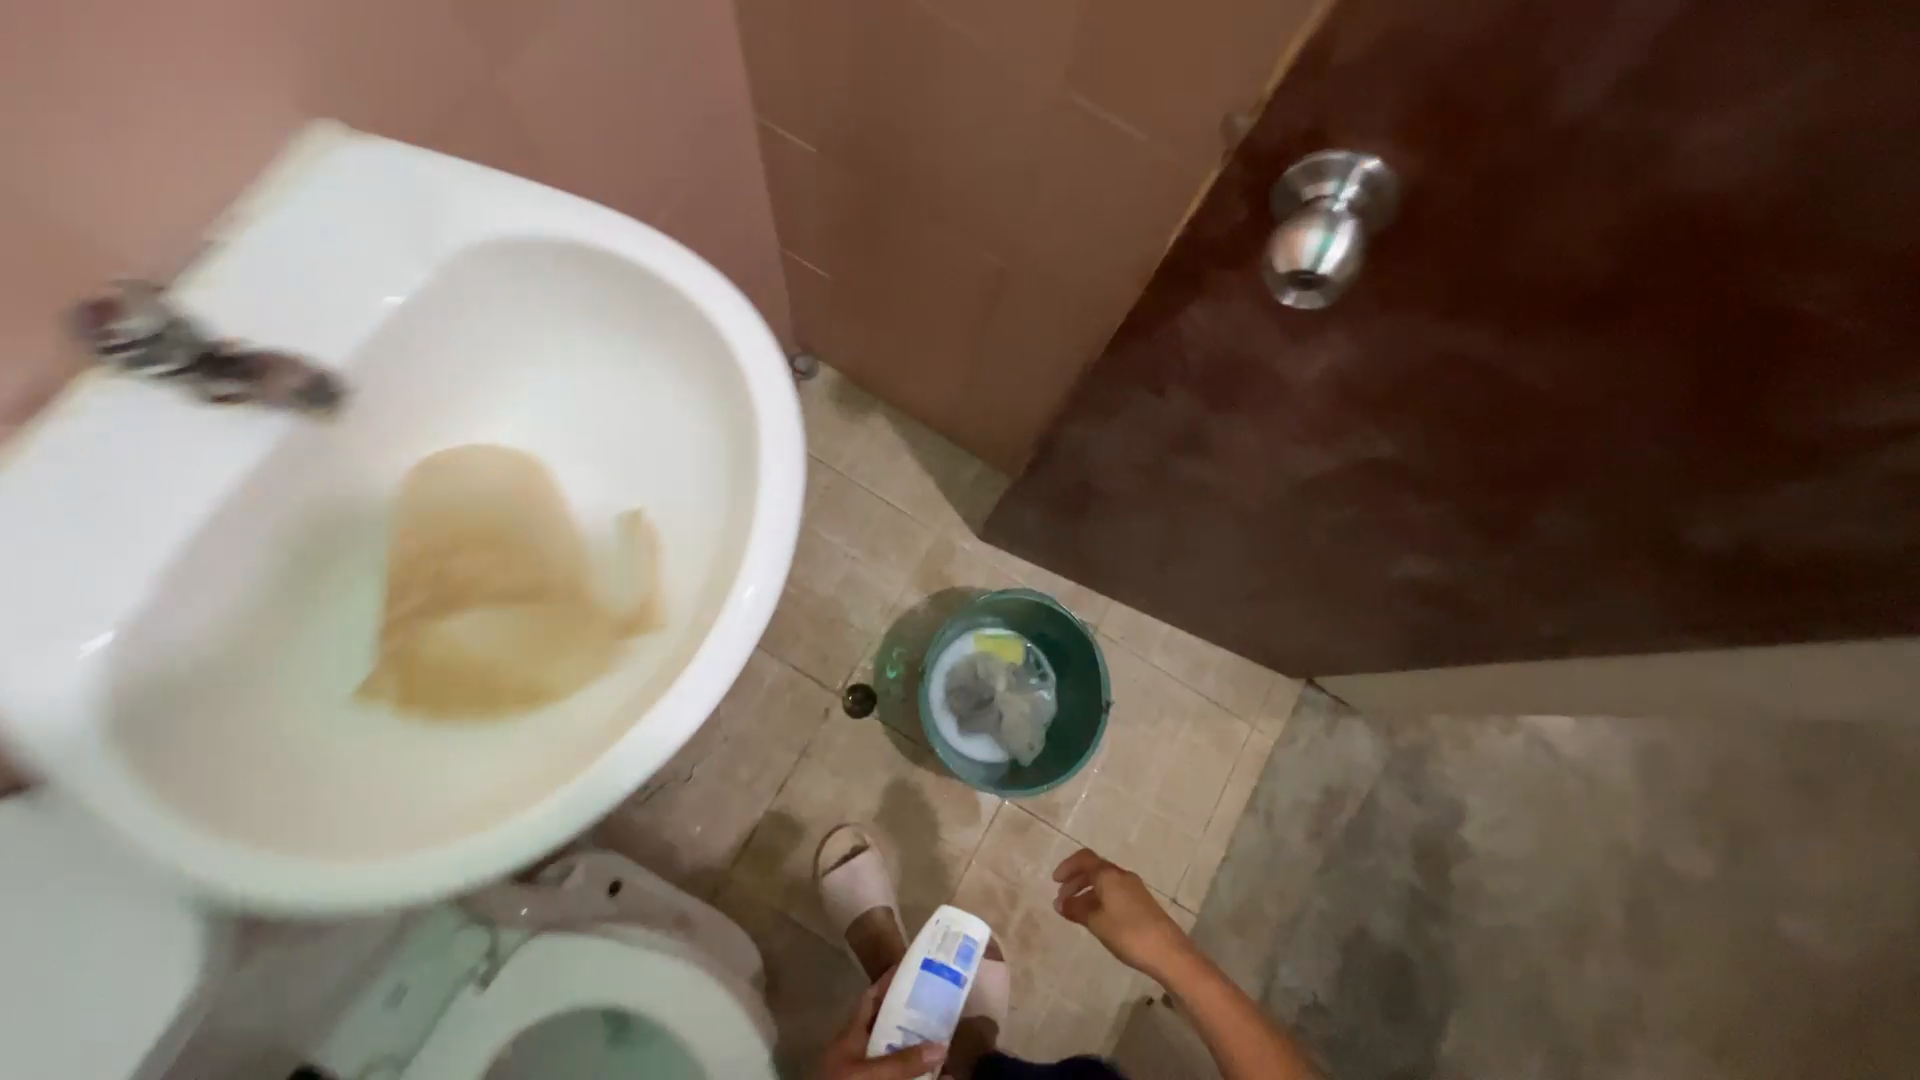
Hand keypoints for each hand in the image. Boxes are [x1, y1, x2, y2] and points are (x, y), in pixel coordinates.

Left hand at [813, 966, 947, 1079]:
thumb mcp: (868, 1073)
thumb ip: (901, 1061)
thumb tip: (942, 1045)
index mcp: (852, 1034)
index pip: (871, 998)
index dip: (890, 981)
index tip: (914, 967)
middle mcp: (861, 1049)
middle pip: (890, 1025)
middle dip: (914, 1016)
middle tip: (941, 1004)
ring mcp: (866, 1070)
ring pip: (899, 1054)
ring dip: (922, 1049)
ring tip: (948, 1041)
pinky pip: (903, 1076)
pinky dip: (920, 1074)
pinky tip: (943, 1076)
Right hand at [1053, 848, 1196, 980]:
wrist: (1168, 952)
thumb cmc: (1128, 933)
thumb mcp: (1096, 922)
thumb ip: (1076, 909)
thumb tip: (1059, 903)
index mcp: (1109, 875)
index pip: (1085, 859)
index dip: (1068, 866)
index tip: (1055, 881)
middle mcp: (1122, 876)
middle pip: (1095, 870)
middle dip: (1076, 881)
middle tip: (1062, 900)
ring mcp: (1134, 889)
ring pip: (1105, 883)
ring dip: (1087, 892)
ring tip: (1075, 912)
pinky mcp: (1142, 903)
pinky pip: (1114, 894)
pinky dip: (1100, 900)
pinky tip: (1096, 919)